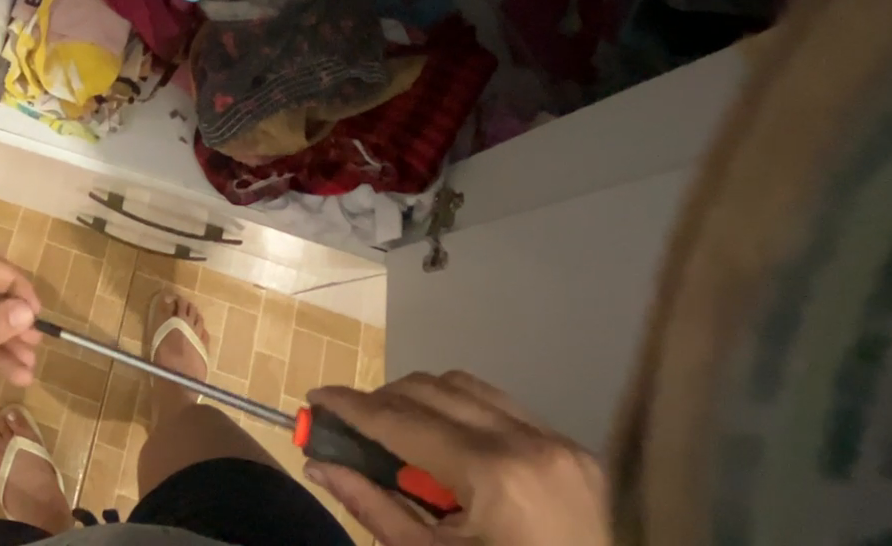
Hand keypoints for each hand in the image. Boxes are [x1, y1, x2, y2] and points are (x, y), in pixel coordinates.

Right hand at [305, 372, 610, 545]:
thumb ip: (372, 505)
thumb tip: (317, 465)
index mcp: (493, 474)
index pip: (400, 420)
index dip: (350, 406)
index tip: (315, 398)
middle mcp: (528, 442)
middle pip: (429, 389)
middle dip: (382, 401)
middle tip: (353, 424)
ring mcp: (559, 444)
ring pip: (464, 386)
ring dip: (422, 399)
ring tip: (401, 433)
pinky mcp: (576, 453)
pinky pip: (502, 407)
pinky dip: (464, 413)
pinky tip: (450, 445)